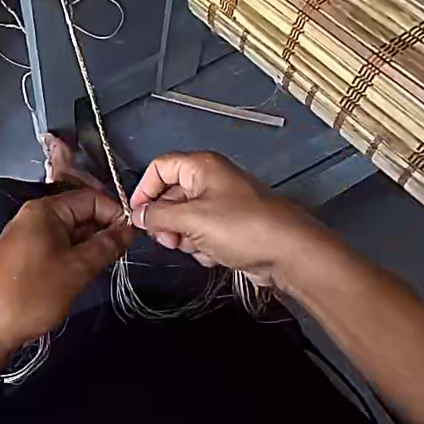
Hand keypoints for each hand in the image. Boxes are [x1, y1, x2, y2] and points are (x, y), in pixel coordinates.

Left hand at [0, 189, 132, 378]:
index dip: (114, 213)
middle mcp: (33, 216)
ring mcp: (26, 235)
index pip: (91, 198)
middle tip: (122, 252)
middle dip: (104, 229)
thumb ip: (107, 245)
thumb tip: (129, 230)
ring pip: (70, 231)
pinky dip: (75, 254)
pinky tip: (83, 271)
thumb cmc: (33, 294)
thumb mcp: (78, 268)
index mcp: (44, 211)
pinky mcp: (23, 254)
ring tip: (105, 264)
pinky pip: (57, 244)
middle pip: (80, 212)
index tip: (132, 236)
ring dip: (90, 244)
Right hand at [128, 151, 334, 291]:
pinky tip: (214, 256)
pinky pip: (203, 235)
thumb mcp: (192, 219)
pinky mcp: (231, 229)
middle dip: (166, 221)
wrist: (287, 252)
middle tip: (169, 240)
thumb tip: (137, 214)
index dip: (144, 190)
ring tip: (198, 248)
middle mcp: (211, 181)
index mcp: (202, 167)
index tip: (135, 216)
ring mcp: (222, 206)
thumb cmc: (241, 227)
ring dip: (185, 238)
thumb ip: (159, 216)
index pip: (160, 168)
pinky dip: (203, 247)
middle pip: (171, 197)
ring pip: (185, 220)